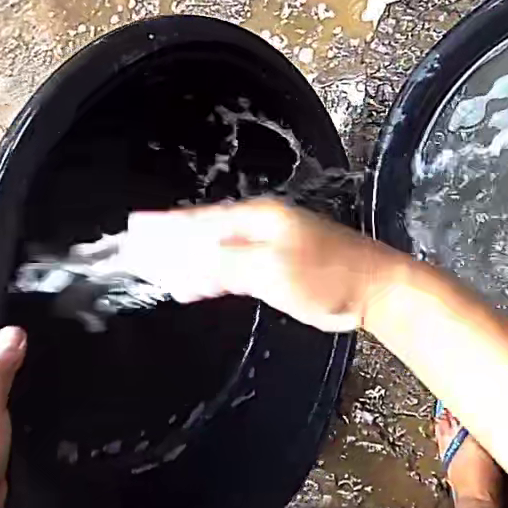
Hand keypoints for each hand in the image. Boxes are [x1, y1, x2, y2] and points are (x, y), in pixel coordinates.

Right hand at [124, 199, 407, 331]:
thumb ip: (224, 265)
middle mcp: (261, 226)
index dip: (164, 228)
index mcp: (257, 218)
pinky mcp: (279, 267)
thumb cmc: (330, 275)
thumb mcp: (270, 269)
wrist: (373, 289)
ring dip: (187, 258)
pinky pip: (233, 266)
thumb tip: (181, 263)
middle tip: (135, 247)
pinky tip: (198, 283)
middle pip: (204, 231)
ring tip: (157, 266)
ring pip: (218, 249)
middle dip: (169, 241)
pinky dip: (210, 273)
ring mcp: (271, 246)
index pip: (199, 220)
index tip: (133, 230)